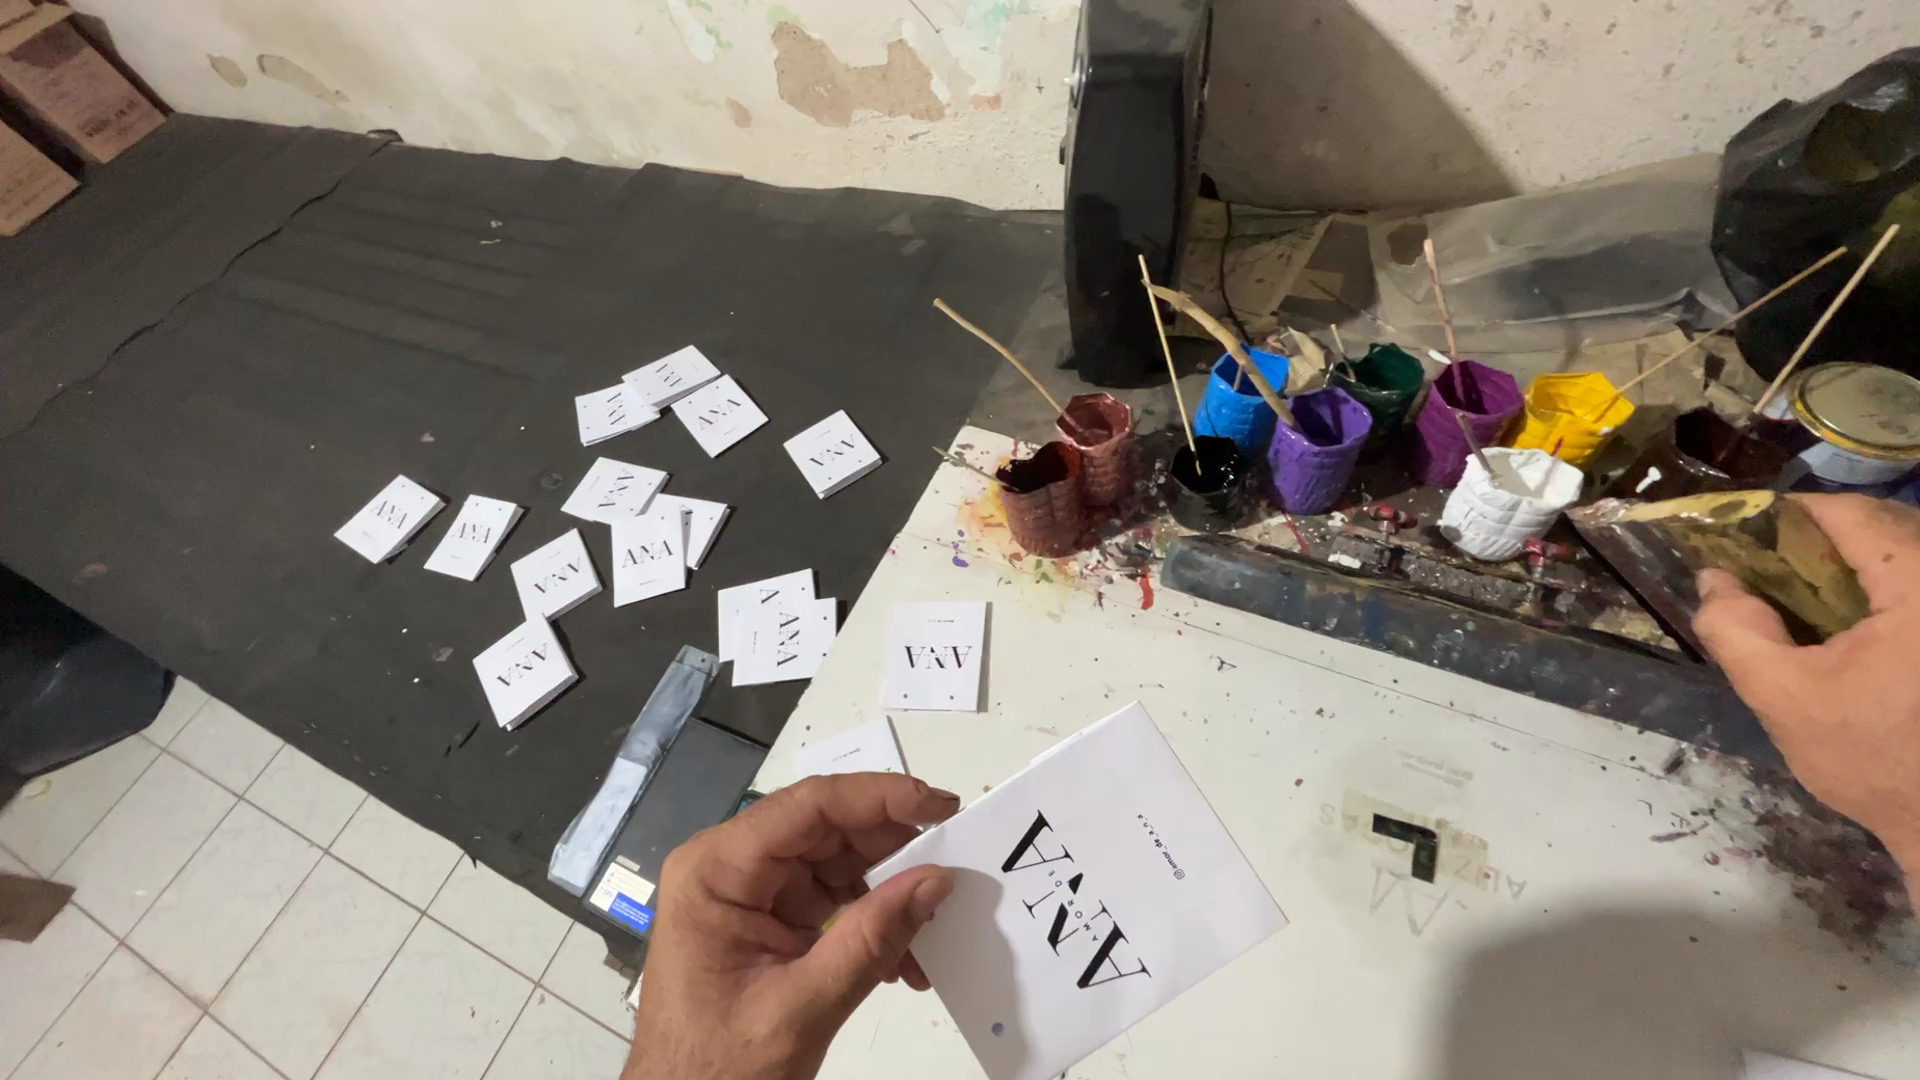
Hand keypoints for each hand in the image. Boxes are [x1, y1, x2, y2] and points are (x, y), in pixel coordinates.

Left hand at [623, 773, 958, 1079]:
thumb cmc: (718, 1071)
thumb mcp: (800, 1009)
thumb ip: (871, 940)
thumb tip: (938, 879)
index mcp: (719, 868)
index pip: (809, 806)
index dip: (879, 796)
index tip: (939, 807)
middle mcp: (733, 862)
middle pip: (827, 827)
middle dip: (892, 846)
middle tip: (952, 858)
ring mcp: (752, 886)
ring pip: (838, 857)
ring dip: (889, 887)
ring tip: (933, 920)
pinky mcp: (769, 912)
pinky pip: (833, 894)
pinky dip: (873, 918)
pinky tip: (904, 956)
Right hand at [1693, 494, 1919, 876]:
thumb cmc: (1874, 761)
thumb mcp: (1779, 694)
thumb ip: (1734, 627)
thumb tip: (1717, 578)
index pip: (1857, 516)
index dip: (1794, 512)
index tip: (1745, 526)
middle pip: (1894, 530)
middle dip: (1824, 539)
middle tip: (1768, 564)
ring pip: (1915, 557)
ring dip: (1859, 565)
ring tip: (1808, 594)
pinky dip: (1889, 591)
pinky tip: (1859, 623)